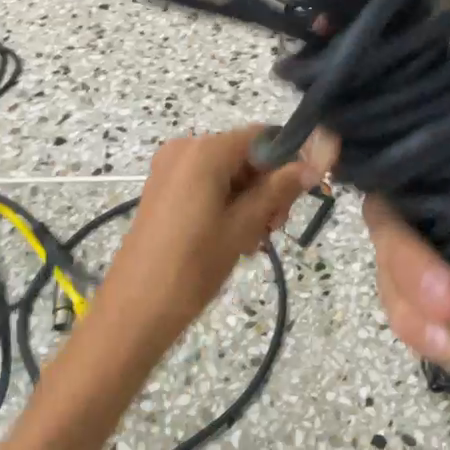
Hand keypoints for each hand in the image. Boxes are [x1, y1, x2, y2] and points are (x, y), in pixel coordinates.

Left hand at [96, 126, 315, 347]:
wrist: (133, 313)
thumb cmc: (193, 266)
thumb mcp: (244, 226)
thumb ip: (280, 189)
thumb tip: (317, 162)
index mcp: (205, 150)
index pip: (263, 137)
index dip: (288, 163)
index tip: (296, 200)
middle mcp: (186, 148)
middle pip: (245, 154)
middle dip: (266, 188)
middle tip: (271, 229)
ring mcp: (170, 169)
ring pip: (228, 172)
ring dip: (248, 201)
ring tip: (250, 242)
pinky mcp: (162, 189)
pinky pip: (207, 184)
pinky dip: (225, 204)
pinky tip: (230, 239)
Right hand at [363, 35, 449, 420]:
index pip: (404, 108)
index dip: (360, 120)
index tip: (332, 144)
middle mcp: (448, 174)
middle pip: (382, 187)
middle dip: (400, 241)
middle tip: (433, 277)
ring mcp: (440, 232)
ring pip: (386, 246)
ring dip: (411, 284)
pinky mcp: (437, 289)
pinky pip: (397, 298)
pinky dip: (416, 323)